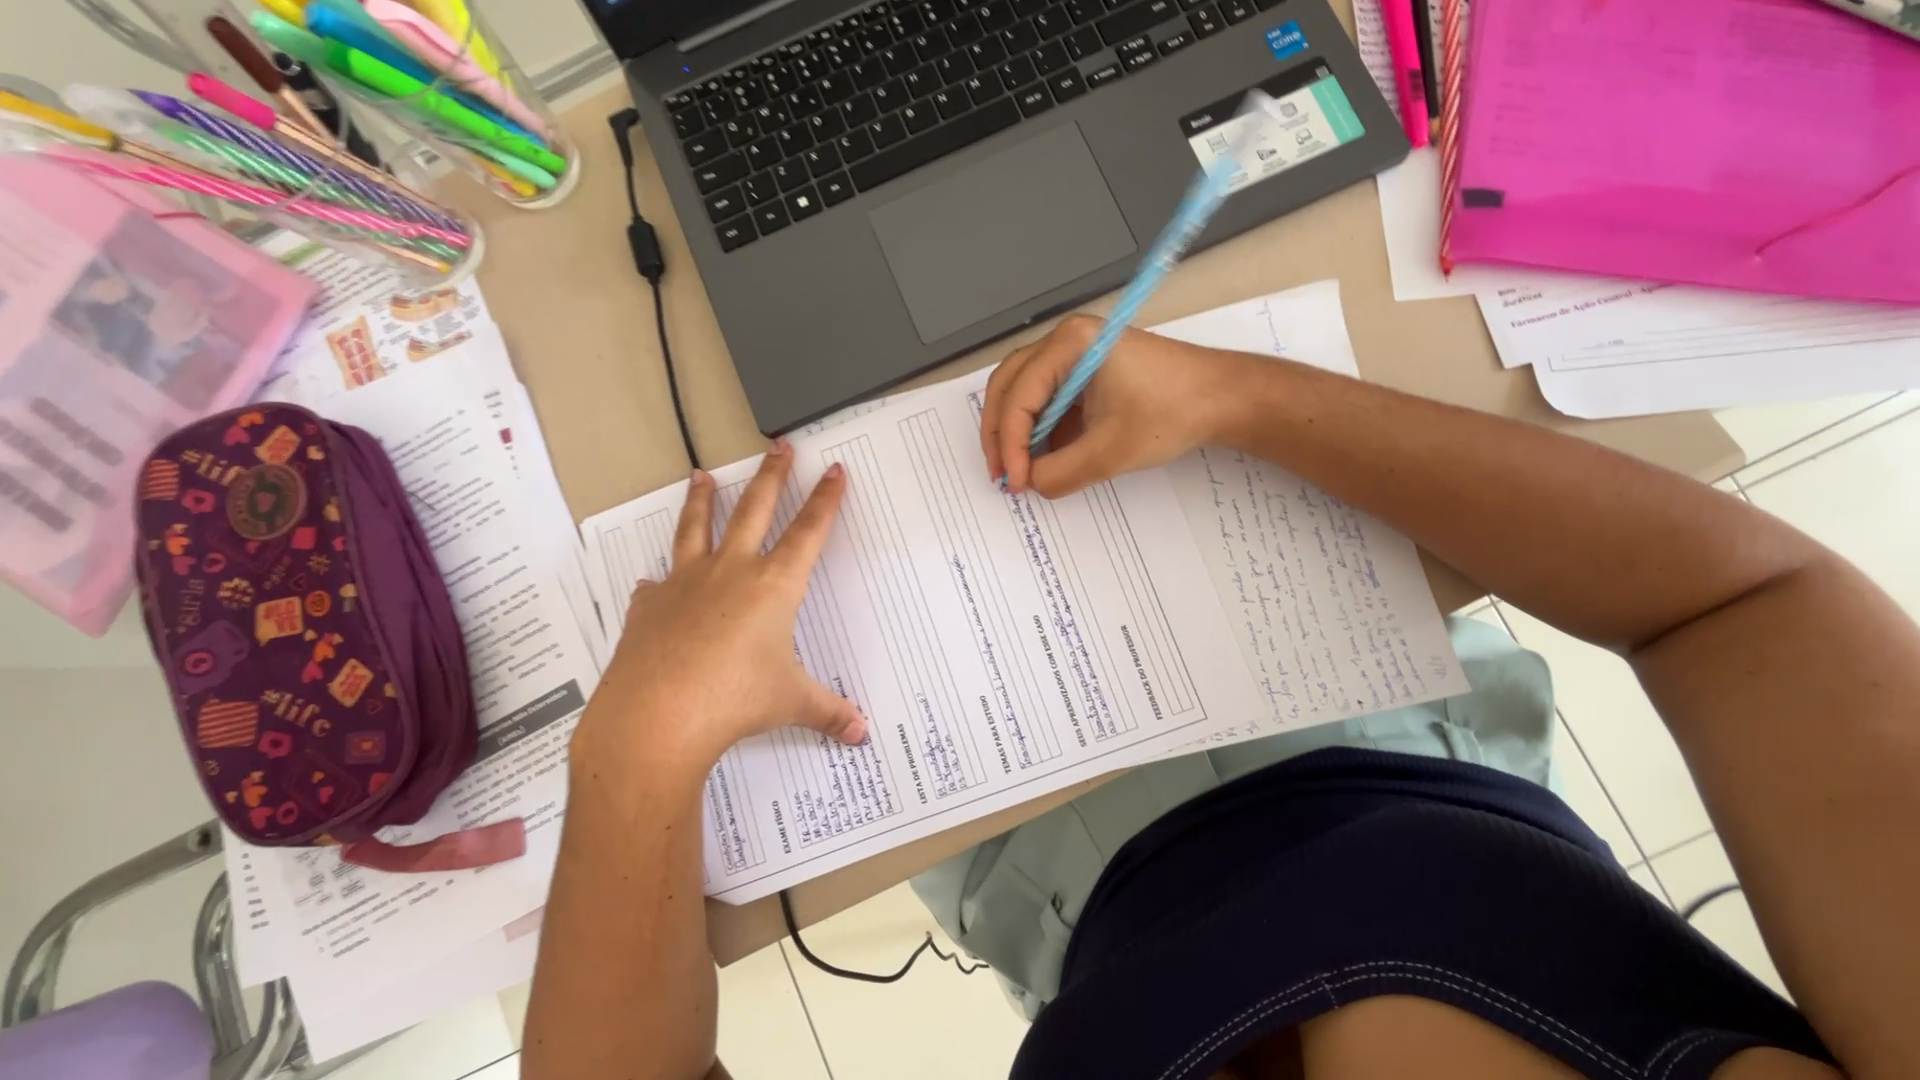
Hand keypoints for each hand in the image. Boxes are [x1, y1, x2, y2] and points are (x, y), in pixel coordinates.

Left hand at [574, 443, 865, 772]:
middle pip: (755, 510)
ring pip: (697, 528)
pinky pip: (657, 584)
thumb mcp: (790, 703)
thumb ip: (828, 712)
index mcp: (773, 586)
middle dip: (772, 476)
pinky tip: (656, 579)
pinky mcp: (649, 605)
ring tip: (701, 476)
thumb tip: (859, 732)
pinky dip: (661, 579)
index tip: (833, 471)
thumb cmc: (733, 701)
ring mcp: (685, 583)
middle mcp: (730, 572)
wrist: (657, 716)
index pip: (809, 532)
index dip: (825, 500)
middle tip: (779, 447)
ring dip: (703, 500)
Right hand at [981, 315, 1252, 496]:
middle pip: (1009, 385)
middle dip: (1000, 433)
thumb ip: (1060, 473)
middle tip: (1001, 474)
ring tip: (1017, 470)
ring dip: (1015, 431)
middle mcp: (1066, 339)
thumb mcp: (1111, 452)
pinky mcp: (1086, 371)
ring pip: (1023, 391)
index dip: (1010, 443)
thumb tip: (1029, 484)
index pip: (1020, 396)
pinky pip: (1047, 398)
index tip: (1015, 481)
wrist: (1222, 399)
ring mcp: (1075, 353)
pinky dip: (1037, 429)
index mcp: (1071, 343)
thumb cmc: (1174, 411)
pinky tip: (1039, 458)